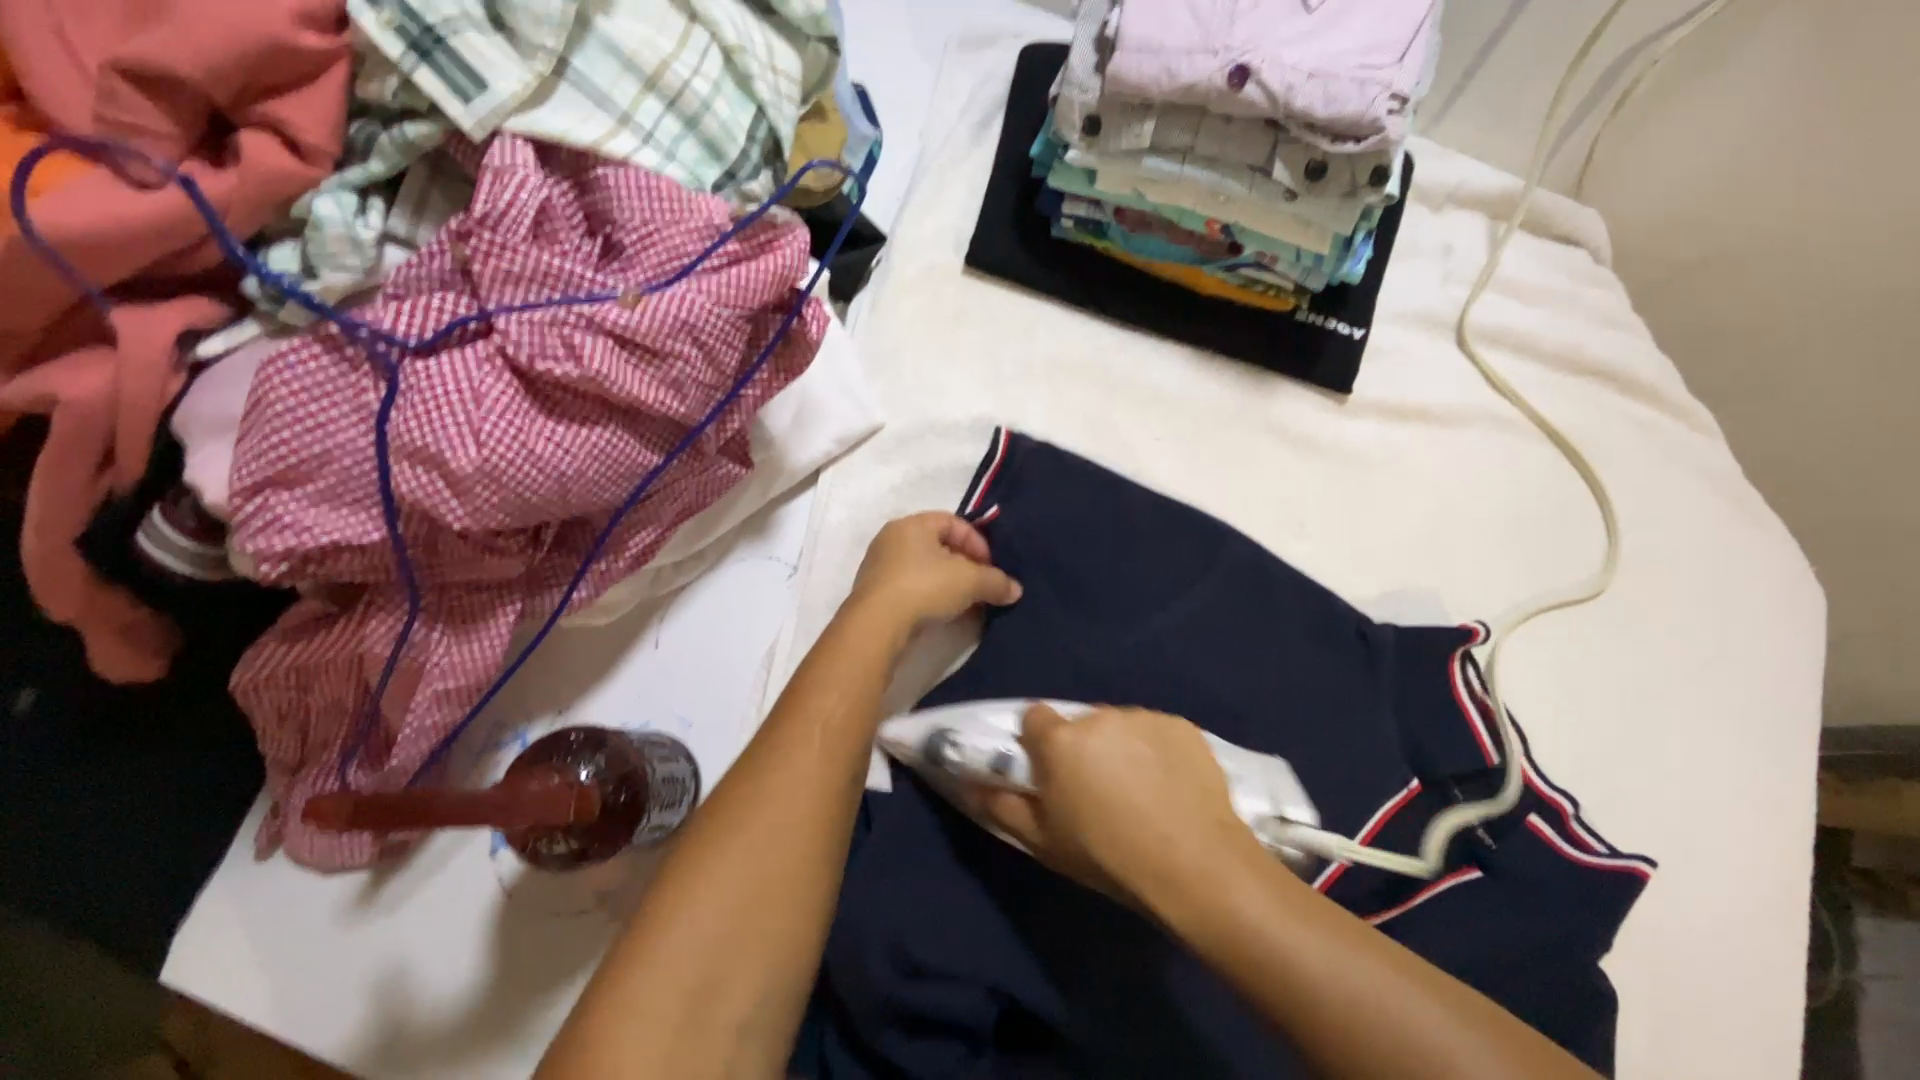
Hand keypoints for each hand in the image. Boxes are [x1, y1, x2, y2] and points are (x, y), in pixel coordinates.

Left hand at [844, 513, 1021, 634]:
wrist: (877, 625)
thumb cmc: (924, 587)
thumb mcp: (970, 582)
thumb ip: (996, 582)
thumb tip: (1015, 590)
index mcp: (912, 524)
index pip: (953, 522)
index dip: (977, 542)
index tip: (990, 567)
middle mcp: (892, 538)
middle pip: (938, 545)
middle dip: (965, 565)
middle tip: (981, 586)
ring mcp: (879, 566)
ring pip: (924, 568)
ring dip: (948, 584)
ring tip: (965, 604)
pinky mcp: (874, 593)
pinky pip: (910, 587)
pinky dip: (929, 596)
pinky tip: (941, 614)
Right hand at [967, 705, 1254, 902]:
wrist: (1194, 866)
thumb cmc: (1108, 857)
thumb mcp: (1044, 842)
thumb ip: (1002, 806)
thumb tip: (970, 784)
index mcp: (1060, 740)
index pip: (1034, 718)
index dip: (1039, 744)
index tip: (1050, 773)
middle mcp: (1100, 717)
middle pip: (1080, 723)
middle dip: (1083, 748)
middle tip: (1097, 791)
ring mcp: (1145, 718)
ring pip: (1120, 726)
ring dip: (1121, 748)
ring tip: (1140, 792)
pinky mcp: (1182, 726)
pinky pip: (1157, 732)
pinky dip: (1157, 751)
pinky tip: (1171, 786)